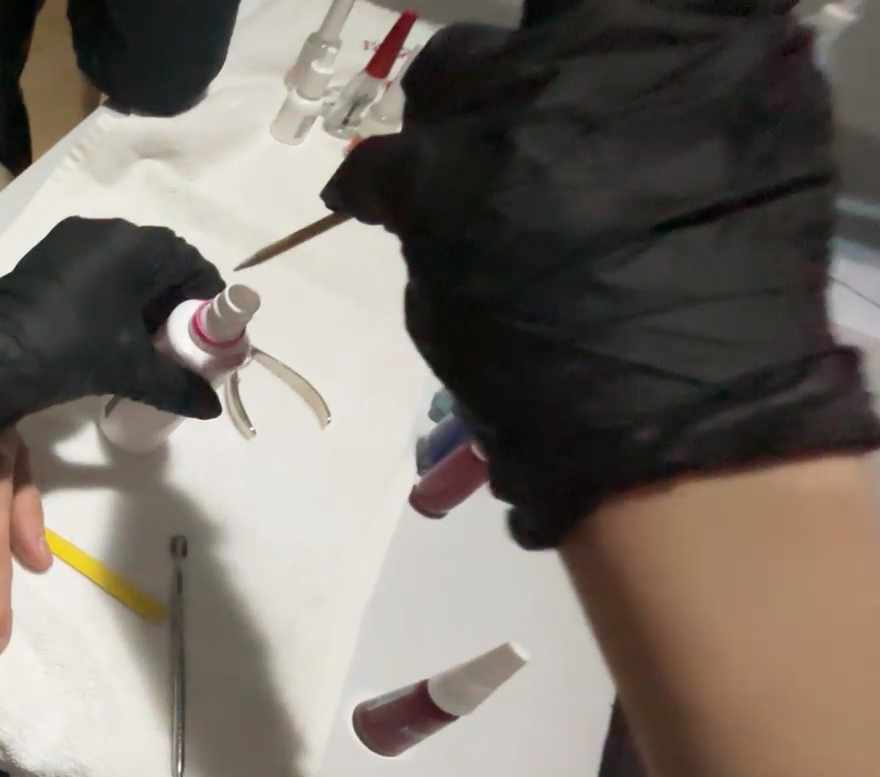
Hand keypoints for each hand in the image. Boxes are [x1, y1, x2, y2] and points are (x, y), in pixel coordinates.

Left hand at [0, 217, 224, 456]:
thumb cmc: (70, 352)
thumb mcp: (130, 371)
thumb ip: (177, 386)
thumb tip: (210, 408)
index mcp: (135, 246)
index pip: (191, 265)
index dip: (204, 303)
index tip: (206, 339)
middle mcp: (105, 232)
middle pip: (156, 266)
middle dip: (170, 307)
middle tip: (173, 348)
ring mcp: (69, 242)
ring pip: (121, 271)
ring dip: (137, 304)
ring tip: (139, 347)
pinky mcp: (43, 259)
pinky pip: (91, 274)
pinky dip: (106, 300)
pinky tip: (102, 335)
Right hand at [322, 14, 879, 547]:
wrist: (674, 404)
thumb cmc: (529, 372)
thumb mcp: (440, 302)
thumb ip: (427, 227)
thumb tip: (429, 193)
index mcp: (442, 174)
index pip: (376, 158)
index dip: (368, 185)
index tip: (371, 201)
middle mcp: (529, 100)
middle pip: (458, 61)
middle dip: (451, 107)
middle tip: (474, 146)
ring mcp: (639, 71)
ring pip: (571, 10)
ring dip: (550, 59)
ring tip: (567, 107)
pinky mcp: (742, 68)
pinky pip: (700, 21)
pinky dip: (664, 57)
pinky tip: (651, 103)